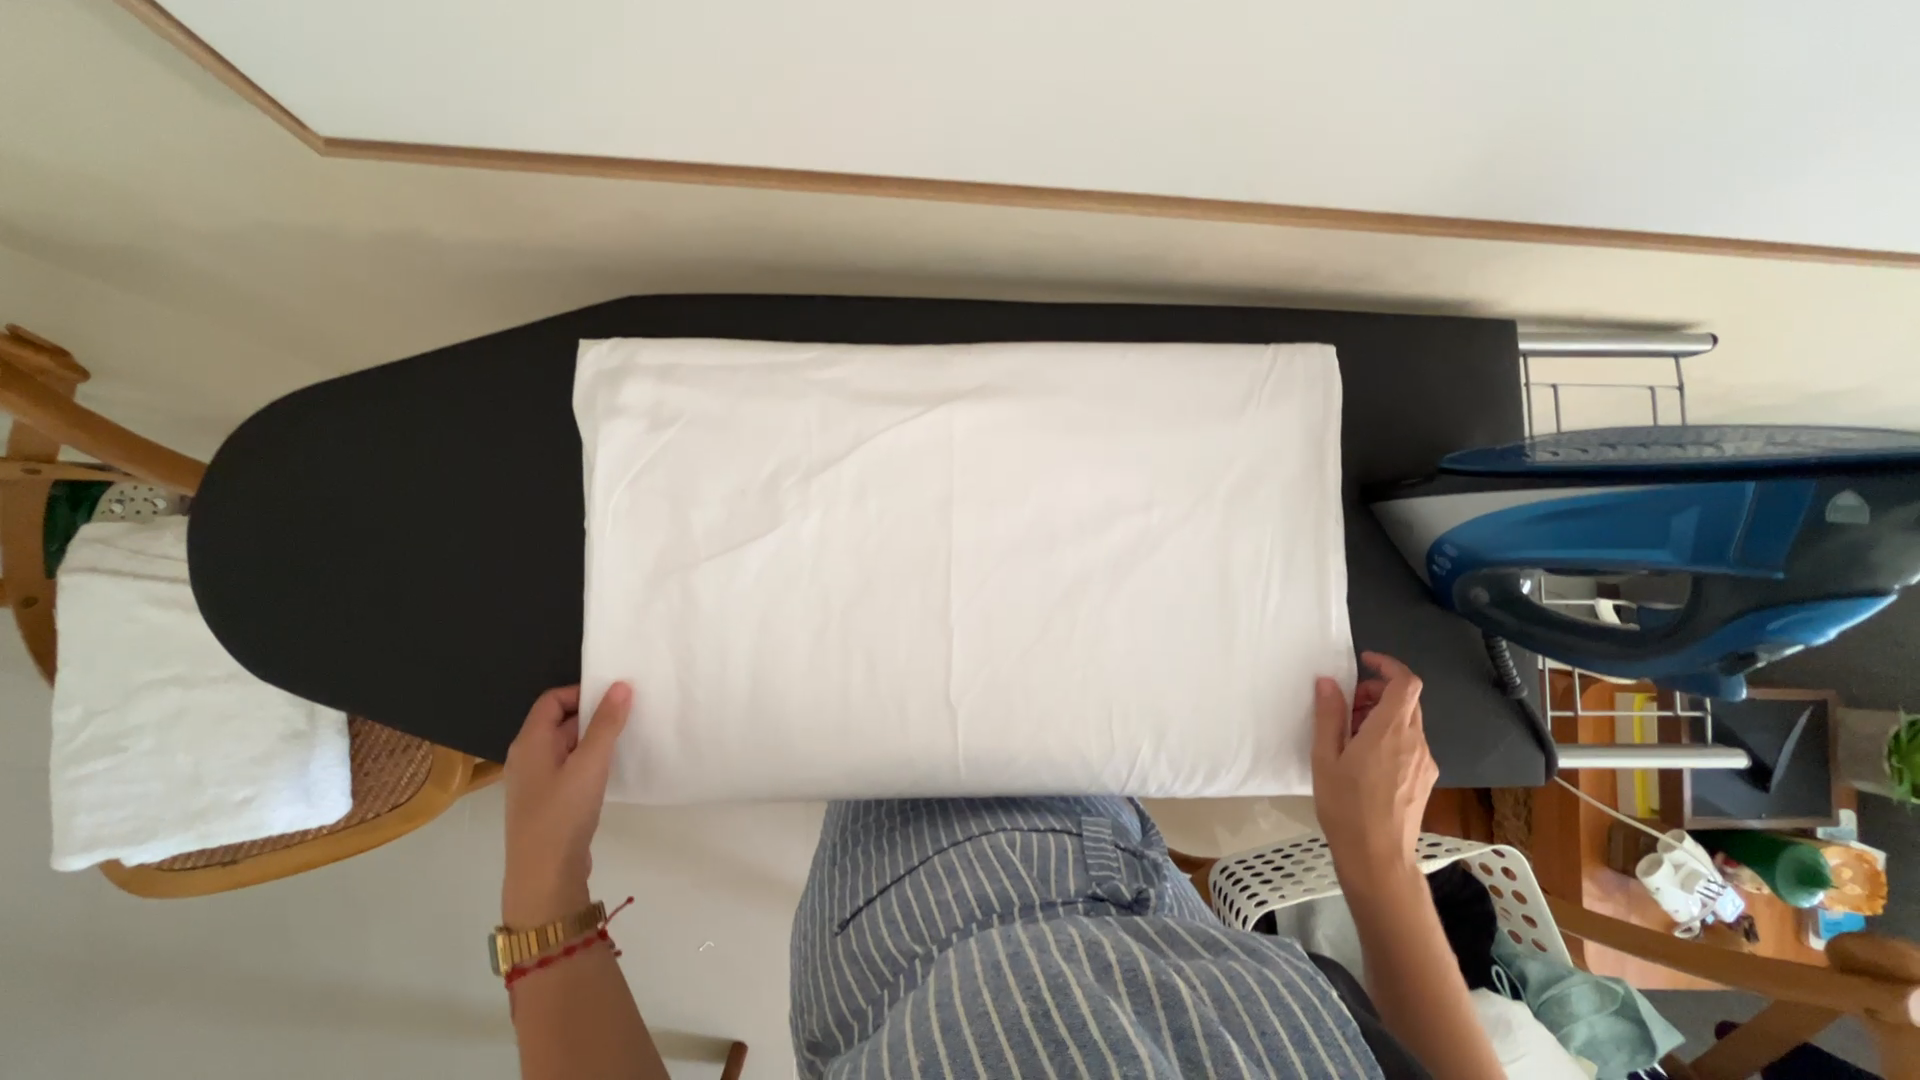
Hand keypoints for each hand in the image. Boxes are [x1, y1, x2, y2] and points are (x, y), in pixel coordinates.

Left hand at [502, 683, 631, 926]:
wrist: (544, 875)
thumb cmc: (562, 813)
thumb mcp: (590, 764)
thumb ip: (607, 724)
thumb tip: (620, 686)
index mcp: (530, 742)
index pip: (552, 699)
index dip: (583, 692)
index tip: (616, 696)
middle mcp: (527, 756)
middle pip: (559, 721)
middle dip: (593, 715)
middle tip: (629, 714)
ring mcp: (536, 781)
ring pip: (566, 746)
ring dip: (594, 739)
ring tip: (626, 738)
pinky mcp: (547, 801)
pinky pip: (568, 768)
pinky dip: (589, 761)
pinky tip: (611, 770)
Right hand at [1311, 652, 1437, 885]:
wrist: (1377, 857)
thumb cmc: (1345, 806)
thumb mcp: (1325, 758)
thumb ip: (1329, 716)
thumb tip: (1328, 682)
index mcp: (1390, 731)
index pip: (1405, 683)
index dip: (1389, 666)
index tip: (1365, 663)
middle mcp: (1415, 742)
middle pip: (1406, 702)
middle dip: (1376, 693)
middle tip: (1345, 706)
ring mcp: (1425, 763)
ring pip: (1408, 724)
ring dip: (1381, 717)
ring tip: (1350, 736)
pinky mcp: (1425, 780)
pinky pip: (1410, 745)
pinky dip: (1390, 738)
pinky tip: (1365, 760)